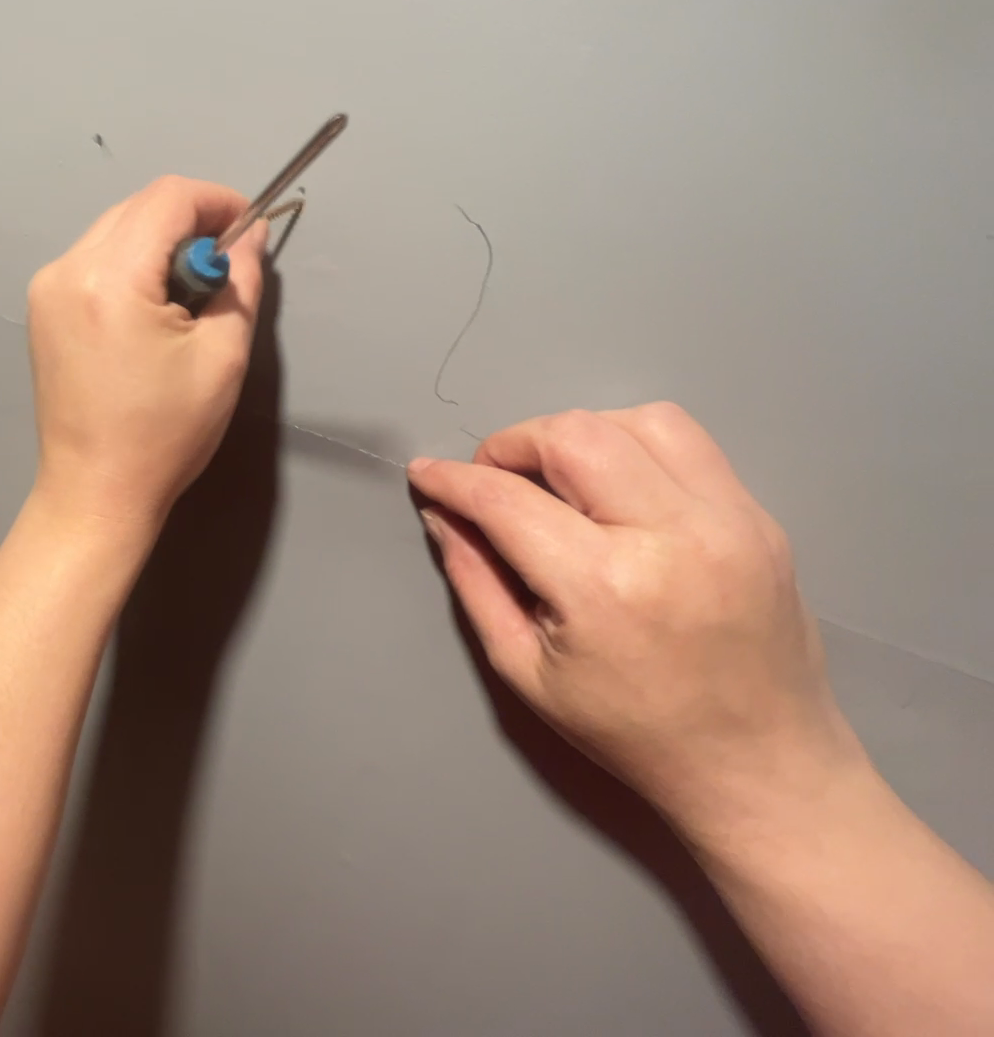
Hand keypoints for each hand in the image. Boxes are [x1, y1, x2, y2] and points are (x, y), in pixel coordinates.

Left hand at [25, 176, 268, 528]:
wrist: (94, 492)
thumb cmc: (163, 435)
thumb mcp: (221, 358)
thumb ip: (240, 283)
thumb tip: (246, 236)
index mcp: (109, 279)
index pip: (168, 196)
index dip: (217, 200)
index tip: (246, 230)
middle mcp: (65, 270)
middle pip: (137, 208)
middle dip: (188, 225)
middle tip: (220, 274)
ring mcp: (45, 291)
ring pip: (114, 232)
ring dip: (158, 247)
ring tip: (184, 303)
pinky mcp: (40, 312)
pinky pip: (93, 262)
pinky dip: (129, 268)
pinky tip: (147, 315)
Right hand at [408, 403, 870, 844]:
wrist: (762, 766)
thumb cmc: (626, 729)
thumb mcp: (521, 666)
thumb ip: (474, 580)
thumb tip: (443, 516)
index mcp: (604, 587)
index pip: (507, 499)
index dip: (452, 480)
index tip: (424, 473)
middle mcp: (675, 537)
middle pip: (574, 436)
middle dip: (510, 445)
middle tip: (489, 482)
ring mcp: (730, 521)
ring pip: (637, 420)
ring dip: (574, 437)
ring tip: (550, 480)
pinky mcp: (759, 518)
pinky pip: (685, 444)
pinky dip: (627, 445)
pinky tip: (606, 489)